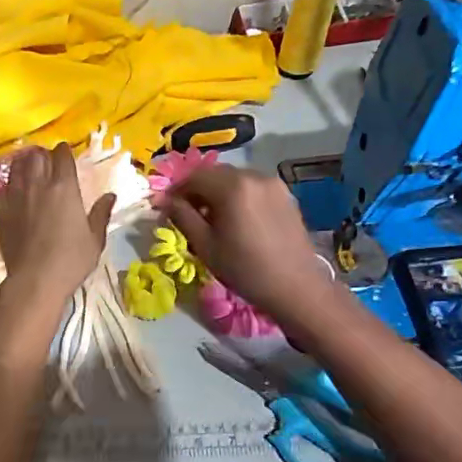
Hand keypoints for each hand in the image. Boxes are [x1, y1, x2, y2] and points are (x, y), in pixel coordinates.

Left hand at [0, 144, 115, 309]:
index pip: (62, 155)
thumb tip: (110, 195)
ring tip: (30, 170)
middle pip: (36, 156)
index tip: (66, 154)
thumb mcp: (95, 238)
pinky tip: (14, 194)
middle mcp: (37, 184)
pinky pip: (3, 188)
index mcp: (64, 187)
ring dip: (24, 164)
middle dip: (43, 155)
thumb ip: (101, 213)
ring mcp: (15, 196)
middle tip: (48, 161)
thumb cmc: (71, 260)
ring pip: (16, 167)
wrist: (35, 280)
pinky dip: (10, 186)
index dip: (64, 151)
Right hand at [163, 165, 335, 322]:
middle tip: (189, 213)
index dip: (177, 190)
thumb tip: (166, 201)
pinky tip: (237, 220)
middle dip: (198, 189)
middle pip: (216, 174)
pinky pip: (254, 188)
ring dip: (219, 192)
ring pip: (236, 179)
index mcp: (233, 187)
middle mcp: (254, 176)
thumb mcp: (206, 246)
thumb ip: (183, 217)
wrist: (295, 287)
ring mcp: (274, 184)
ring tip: (214, 219)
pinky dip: (239, 196)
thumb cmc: (245, 270)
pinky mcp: (286, 196)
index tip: (168, 208)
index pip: (195, 176)